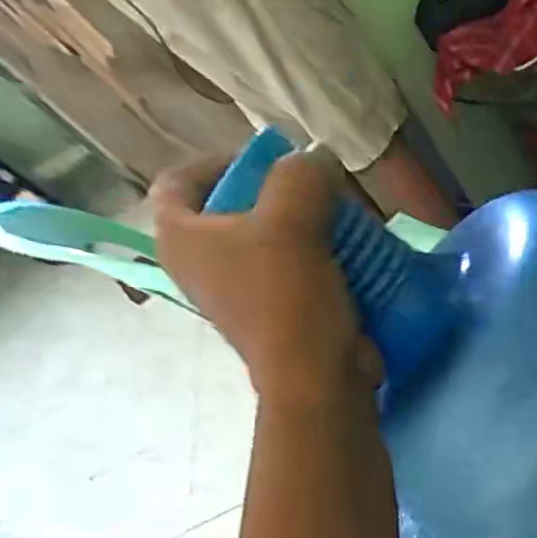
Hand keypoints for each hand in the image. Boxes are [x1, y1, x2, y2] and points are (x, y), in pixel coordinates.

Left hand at [151, 151, 381, 404]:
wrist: (319, 380)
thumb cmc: (289, 301)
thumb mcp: (293, 225)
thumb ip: (303, 178)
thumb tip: (322, 157)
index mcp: (180, 237)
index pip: (183, 178)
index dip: (224, 160)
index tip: (272, 160)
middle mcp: (203, 266)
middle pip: (238, 212)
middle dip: (280, 198)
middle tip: (320, 193)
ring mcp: (244, 297)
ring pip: (274, 246)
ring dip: (310, 232)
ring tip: (346, 225)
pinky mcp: (282, 320)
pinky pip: (299, 277)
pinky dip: (324, 265)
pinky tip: (355, 260)